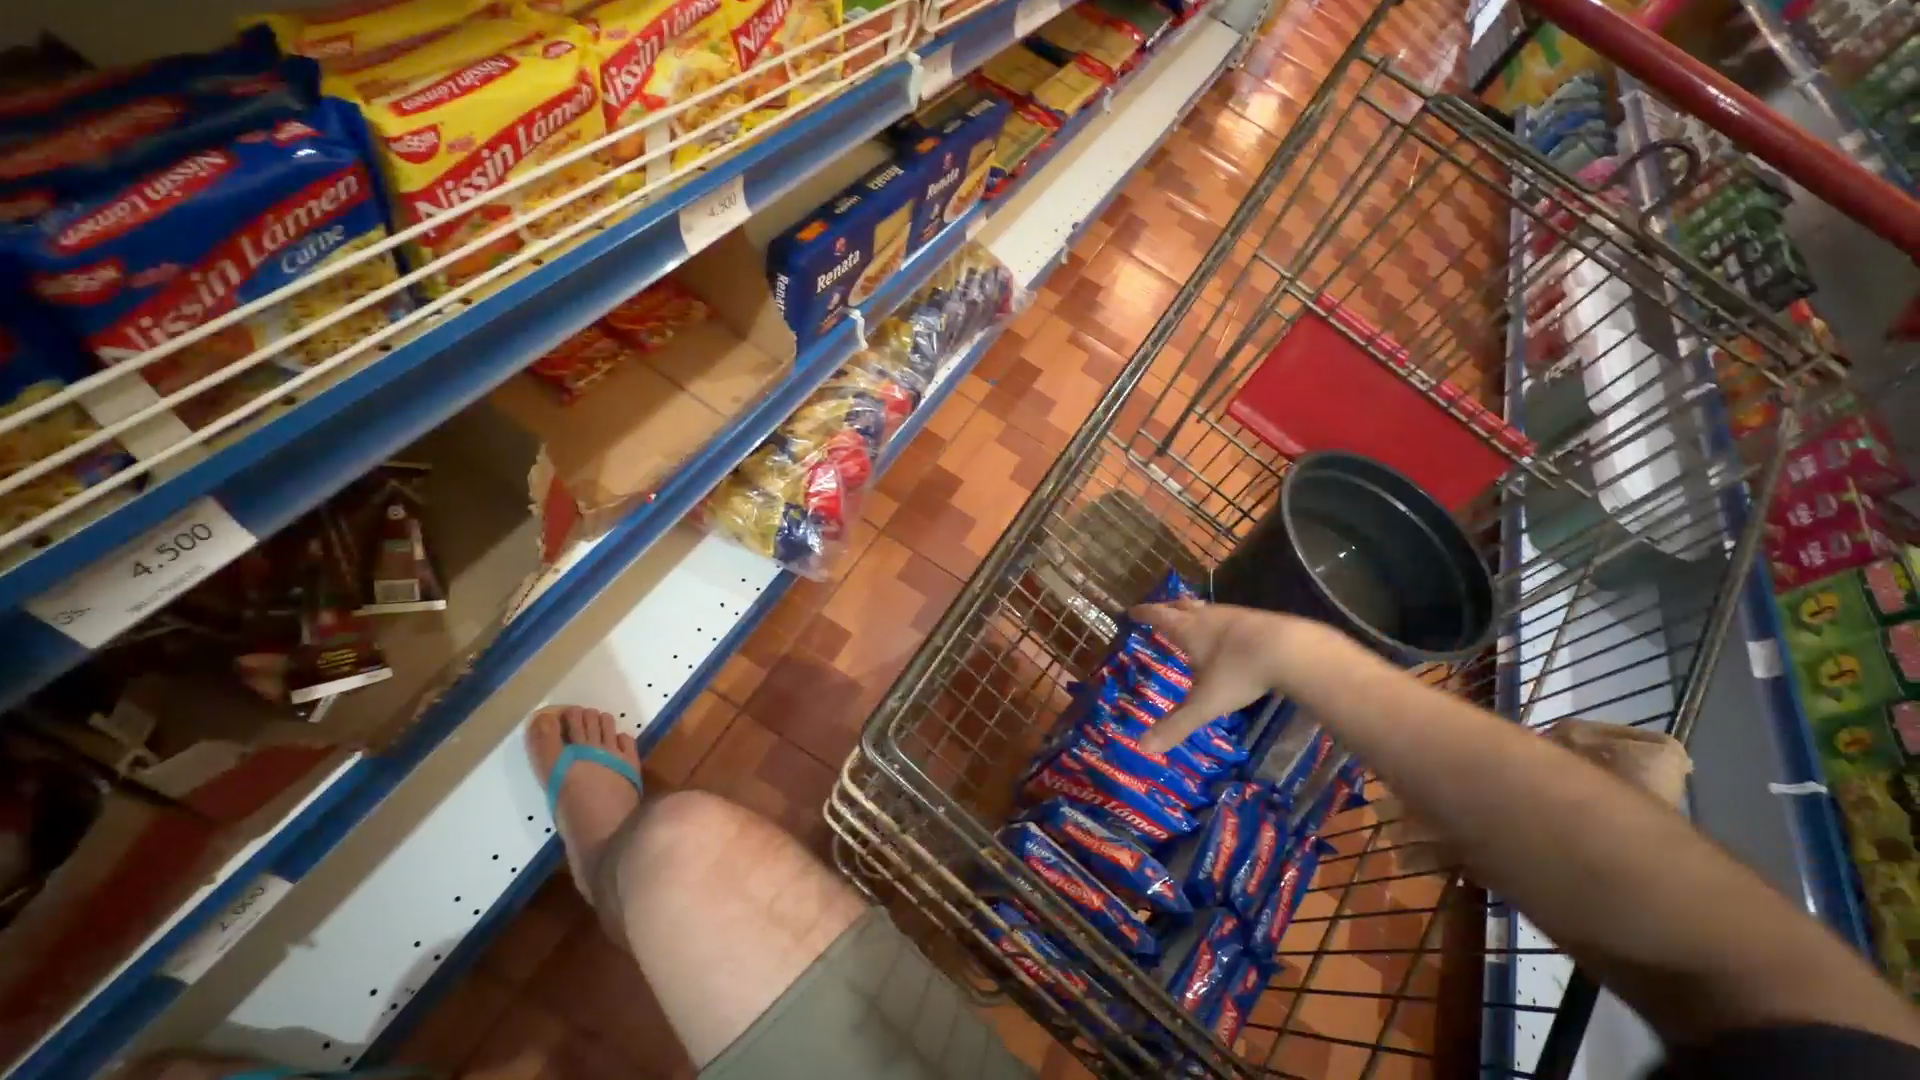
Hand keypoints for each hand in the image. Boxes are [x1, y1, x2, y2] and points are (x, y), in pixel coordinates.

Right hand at [1126, 600, 1312, 751]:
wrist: (1291, 650)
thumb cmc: (1239, 672)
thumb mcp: (1205, 703)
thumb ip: (1176, 724)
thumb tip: (1143, 747)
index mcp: (1189, 630)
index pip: (1159, 616)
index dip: (1145, 614)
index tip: (1132, 611)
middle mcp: (1209, 617)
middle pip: (1183, 606)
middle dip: (1168, 608)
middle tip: (1159, 610)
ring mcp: (1236, 616)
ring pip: (1208, 610)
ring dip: (1195, 613)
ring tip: (1192, 620)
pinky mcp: (1260, 620)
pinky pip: (1231, 617)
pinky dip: (1221, 623)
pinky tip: (1229, 636)